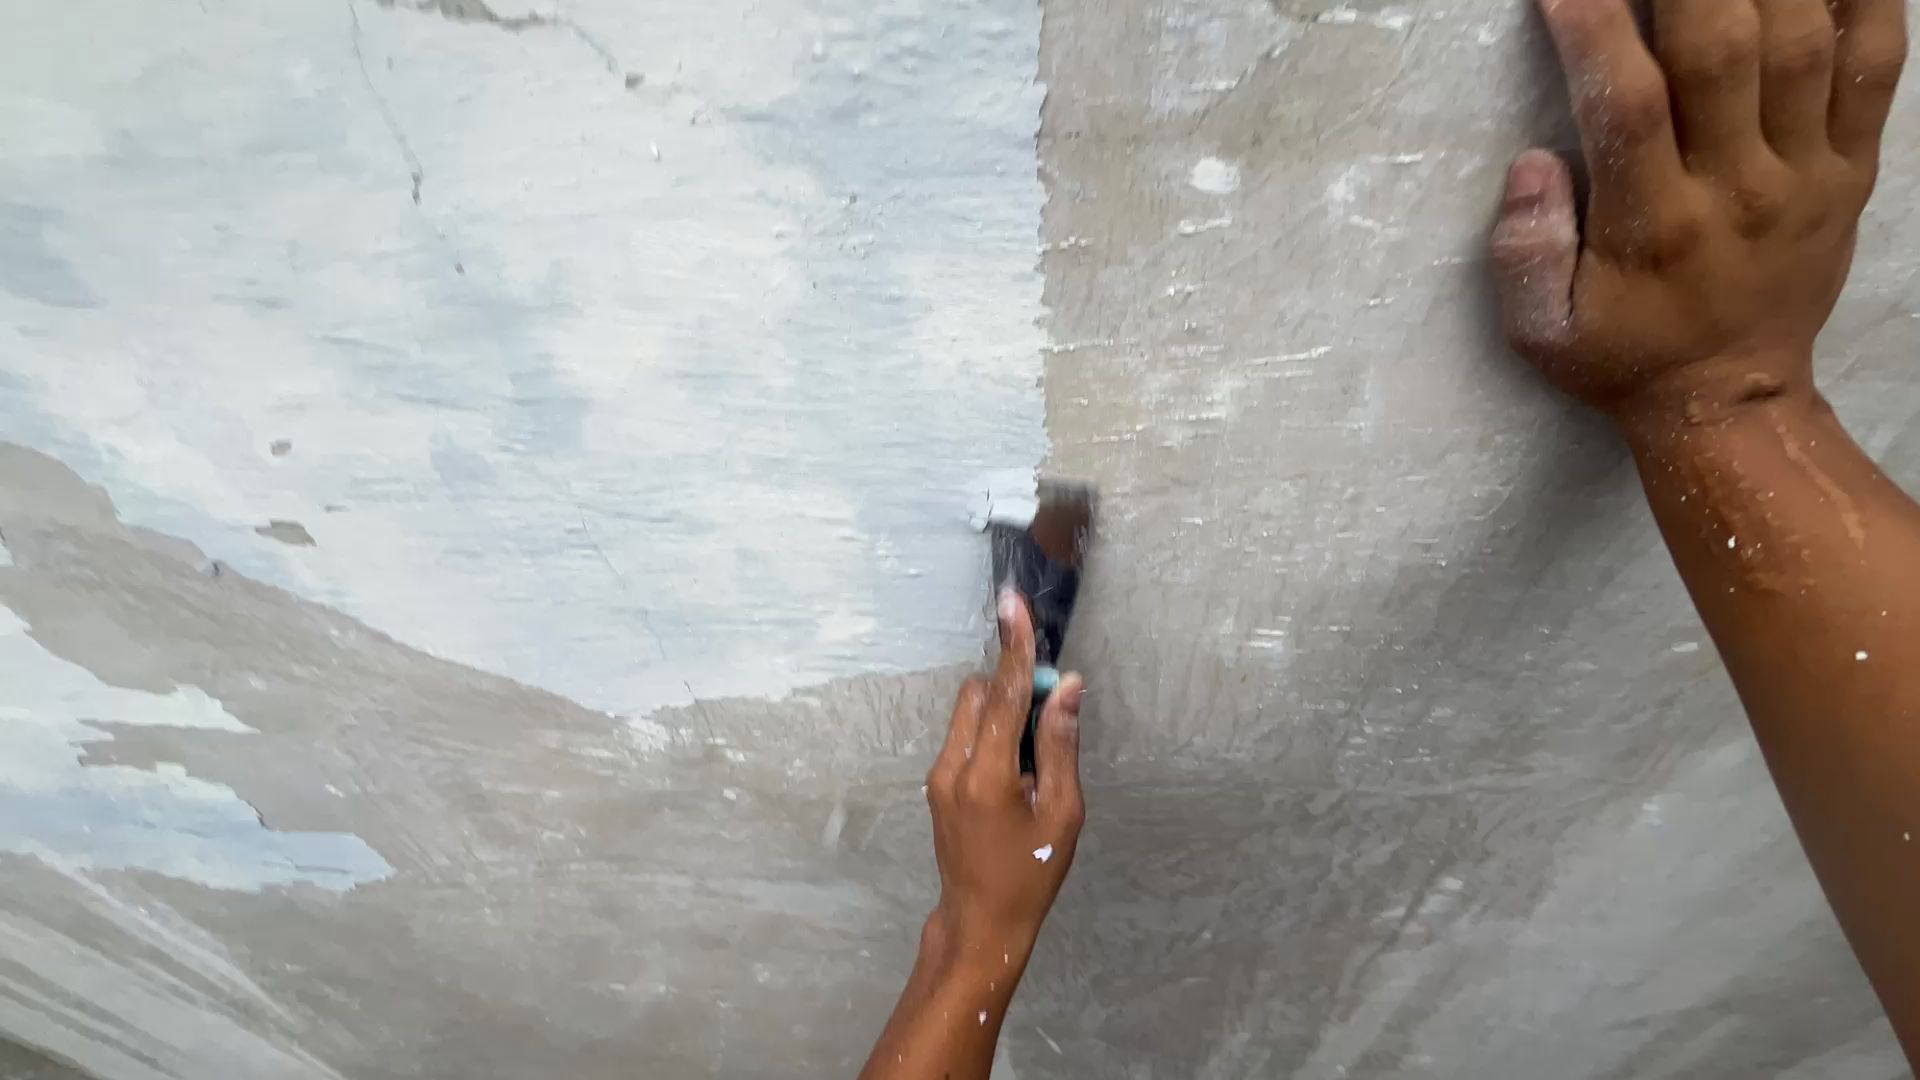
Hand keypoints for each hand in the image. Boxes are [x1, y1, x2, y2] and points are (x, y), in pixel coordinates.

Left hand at [924, 590, 1085, 953]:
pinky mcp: (935, 782)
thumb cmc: (1031, 874)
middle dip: (1010, 684)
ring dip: (1000, 708)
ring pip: (967, 711)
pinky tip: (1014, 765)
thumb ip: (1060, 744)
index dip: (1012, 645)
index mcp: (986, 774)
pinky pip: (964, 734)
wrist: (980, 922)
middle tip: (1048, 707)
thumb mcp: (1062, 813)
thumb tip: (1068, 687)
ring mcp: (937, 773)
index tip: (1012, 603)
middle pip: (977, 693)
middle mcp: (952, 765)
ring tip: (1033, 750)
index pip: (1001, 693)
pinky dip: (989, 730)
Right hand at [1491, 0, 1906, 421]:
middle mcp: (1737, 186)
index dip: (1597, 34)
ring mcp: (1806, 170)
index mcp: (1651, 227)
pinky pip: (1881, 57)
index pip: (1629, 107)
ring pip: (1807, 38)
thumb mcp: (1538, 331)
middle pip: (1727, 49)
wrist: (1724, 393)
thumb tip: (1531, 162)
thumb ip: (1525, 252)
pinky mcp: (1851, 164)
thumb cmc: (1616, 359)